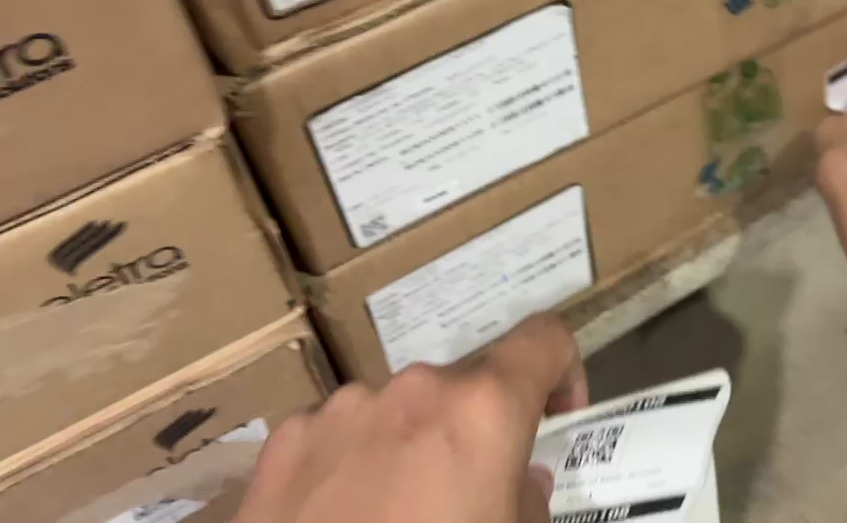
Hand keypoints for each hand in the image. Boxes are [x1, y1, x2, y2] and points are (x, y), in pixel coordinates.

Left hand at [233, 314, 587, 522]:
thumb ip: (528, 505)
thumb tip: (518, 482)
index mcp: (482, 410)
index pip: (544, 340)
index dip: (562, 371)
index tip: (554, 421)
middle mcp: (416, 389)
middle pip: (464, 389)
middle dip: (473, 435)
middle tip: (462, 506)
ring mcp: (343, 409)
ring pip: (398, 411)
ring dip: (409, 449)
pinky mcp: (284, 443)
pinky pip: (338, 436)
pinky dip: (349, 466)